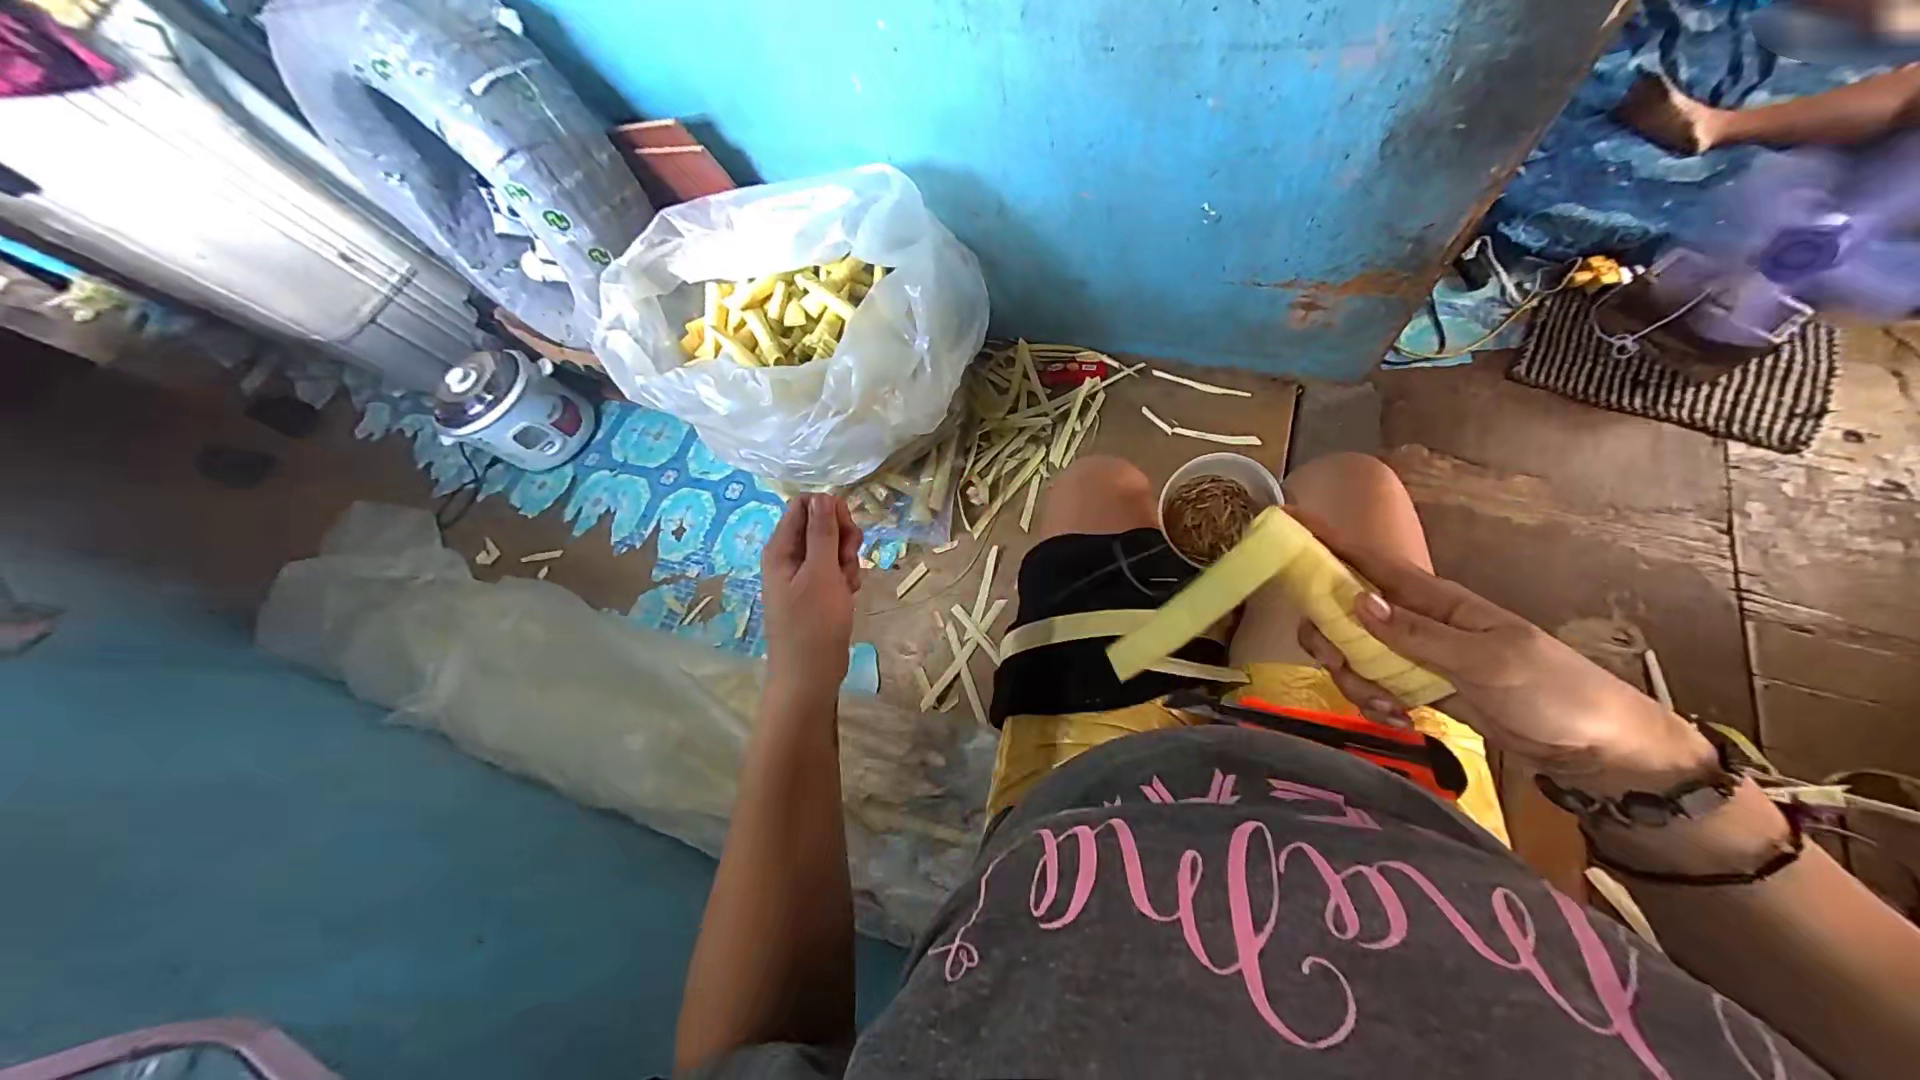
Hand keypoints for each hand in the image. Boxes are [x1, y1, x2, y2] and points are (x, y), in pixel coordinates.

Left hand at [761, 494, 862, 694]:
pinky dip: (846, 576)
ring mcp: (802, 575)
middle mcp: (788, 557)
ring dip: (847, 559)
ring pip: (831, 547)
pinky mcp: (815, 591)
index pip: (804, 505)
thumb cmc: (814, 624)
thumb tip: (822, 496)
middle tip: (848, 559)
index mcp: (781, 548)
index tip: (845, 533)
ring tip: (848, 583)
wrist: (810, 674)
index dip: (830, 511)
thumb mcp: (821, 573)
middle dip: (842, 537)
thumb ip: (822, 533)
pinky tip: (850, 593)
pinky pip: (834, 569)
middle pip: (820, 523)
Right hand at [1295, 516, 1712, 793]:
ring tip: (1389, 706)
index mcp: (1431, 598)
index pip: (1367, 559)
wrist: (1595, 749)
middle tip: (1338, 661)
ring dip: (1354, 679)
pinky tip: (1397, 717)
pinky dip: (1371, 702)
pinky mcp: (1413, 684)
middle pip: (1339, 610)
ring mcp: (1410, 652)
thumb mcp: (1487, 660)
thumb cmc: (1553, 690)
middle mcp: (1410, 617)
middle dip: (1327, 636)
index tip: (1283, 518)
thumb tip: (1355, 600)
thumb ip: (1417, 633)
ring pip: (1348, 651)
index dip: (1324, 536)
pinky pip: (1368, 684)